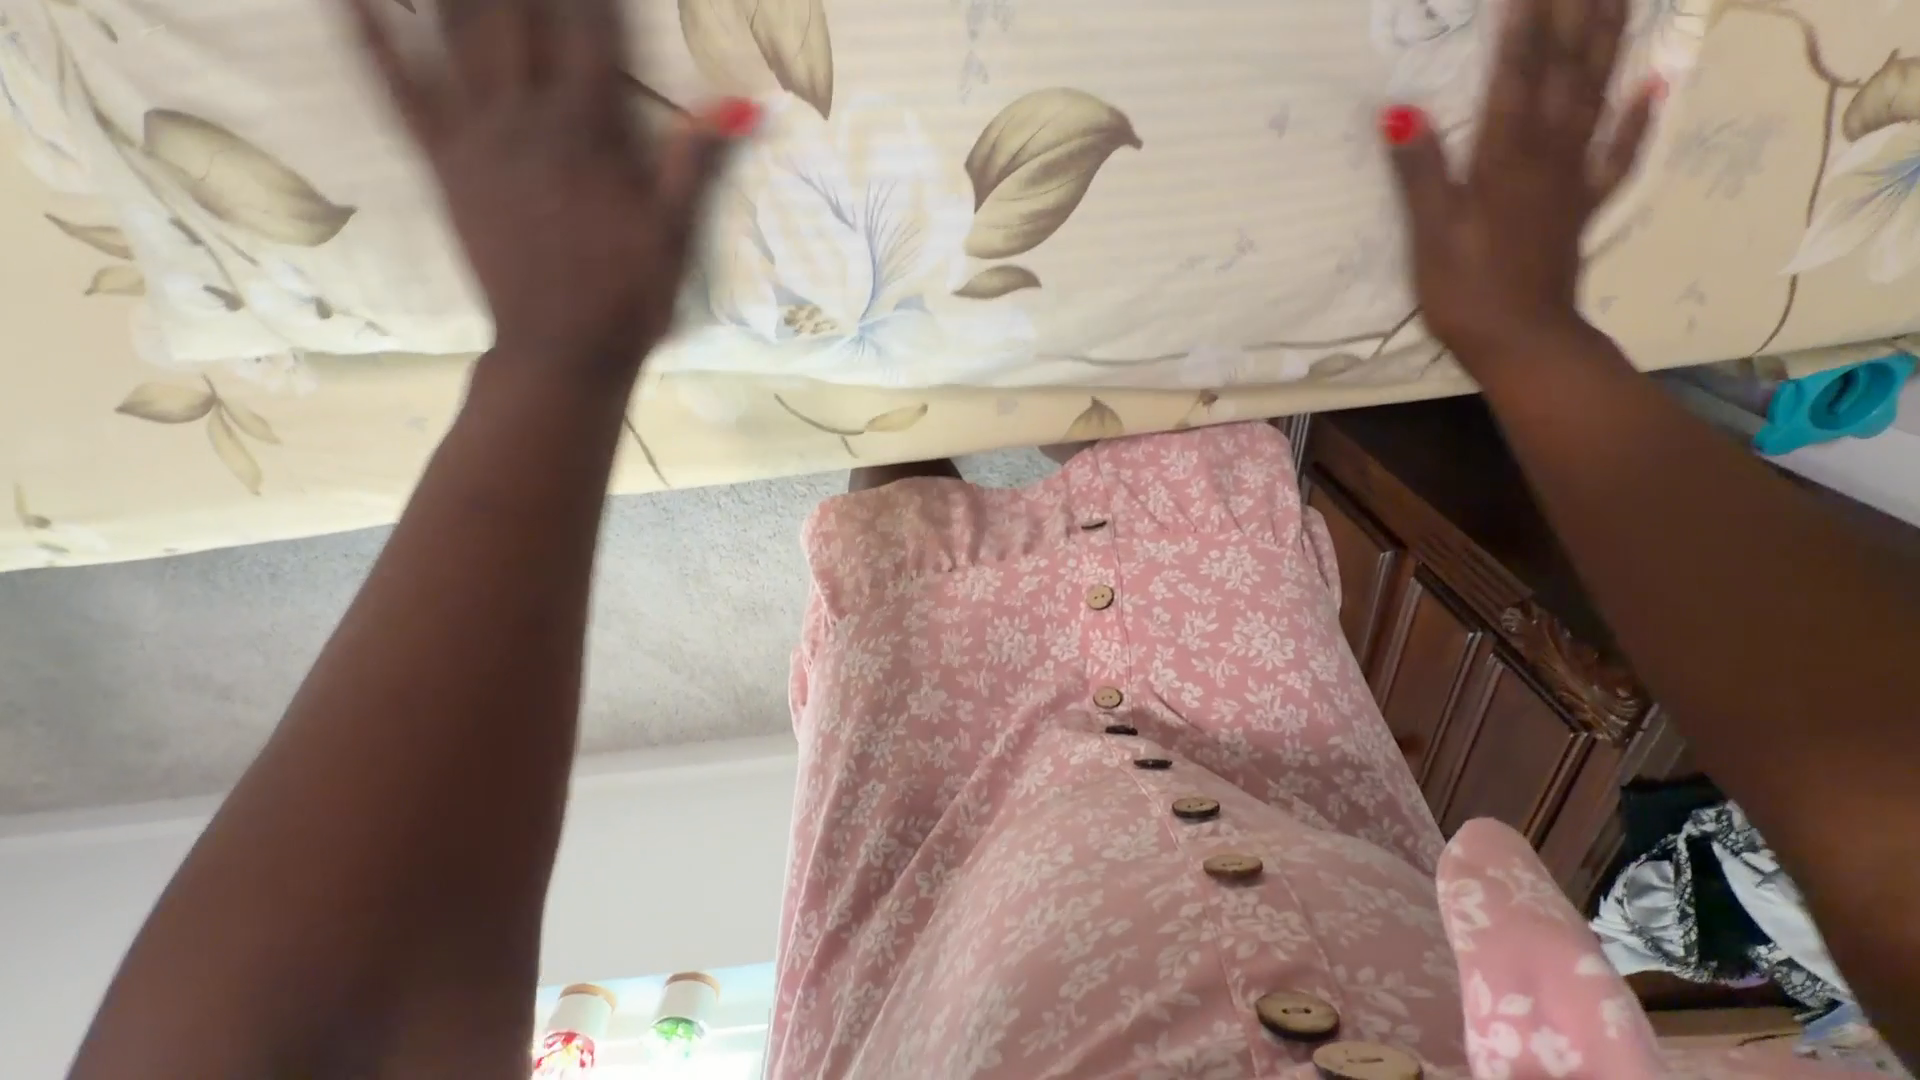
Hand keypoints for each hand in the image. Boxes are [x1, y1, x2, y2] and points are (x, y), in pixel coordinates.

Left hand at [343, 0, 757, 372]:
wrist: (563, 351)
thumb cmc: (629, 297)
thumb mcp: (676, 234)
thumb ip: (696, 162)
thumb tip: (740, 104)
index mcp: (591, 133)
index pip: (593, 30)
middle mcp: (527, 118)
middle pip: (515, 14)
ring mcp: (476, 138)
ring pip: (454, 33)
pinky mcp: (442, 164)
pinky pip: (398, 92)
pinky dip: (370, 39)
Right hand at [1382, 0, 1661, 363]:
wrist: (1521, 339)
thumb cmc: (1465, 290)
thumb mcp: (1429, 234)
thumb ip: (1419, 171)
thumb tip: (1398, 112)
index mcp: (1505, 159)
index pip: (1517, 75)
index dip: (1524, 23)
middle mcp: (1548, 155)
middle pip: (1567, 71)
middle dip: (1576, 15)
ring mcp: (1572, 179)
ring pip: (1598, 96)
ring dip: (1611, 41)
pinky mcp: (1582, 206)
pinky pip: (1619, 154)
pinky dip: (1639, 117)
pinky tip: (1654, 83)